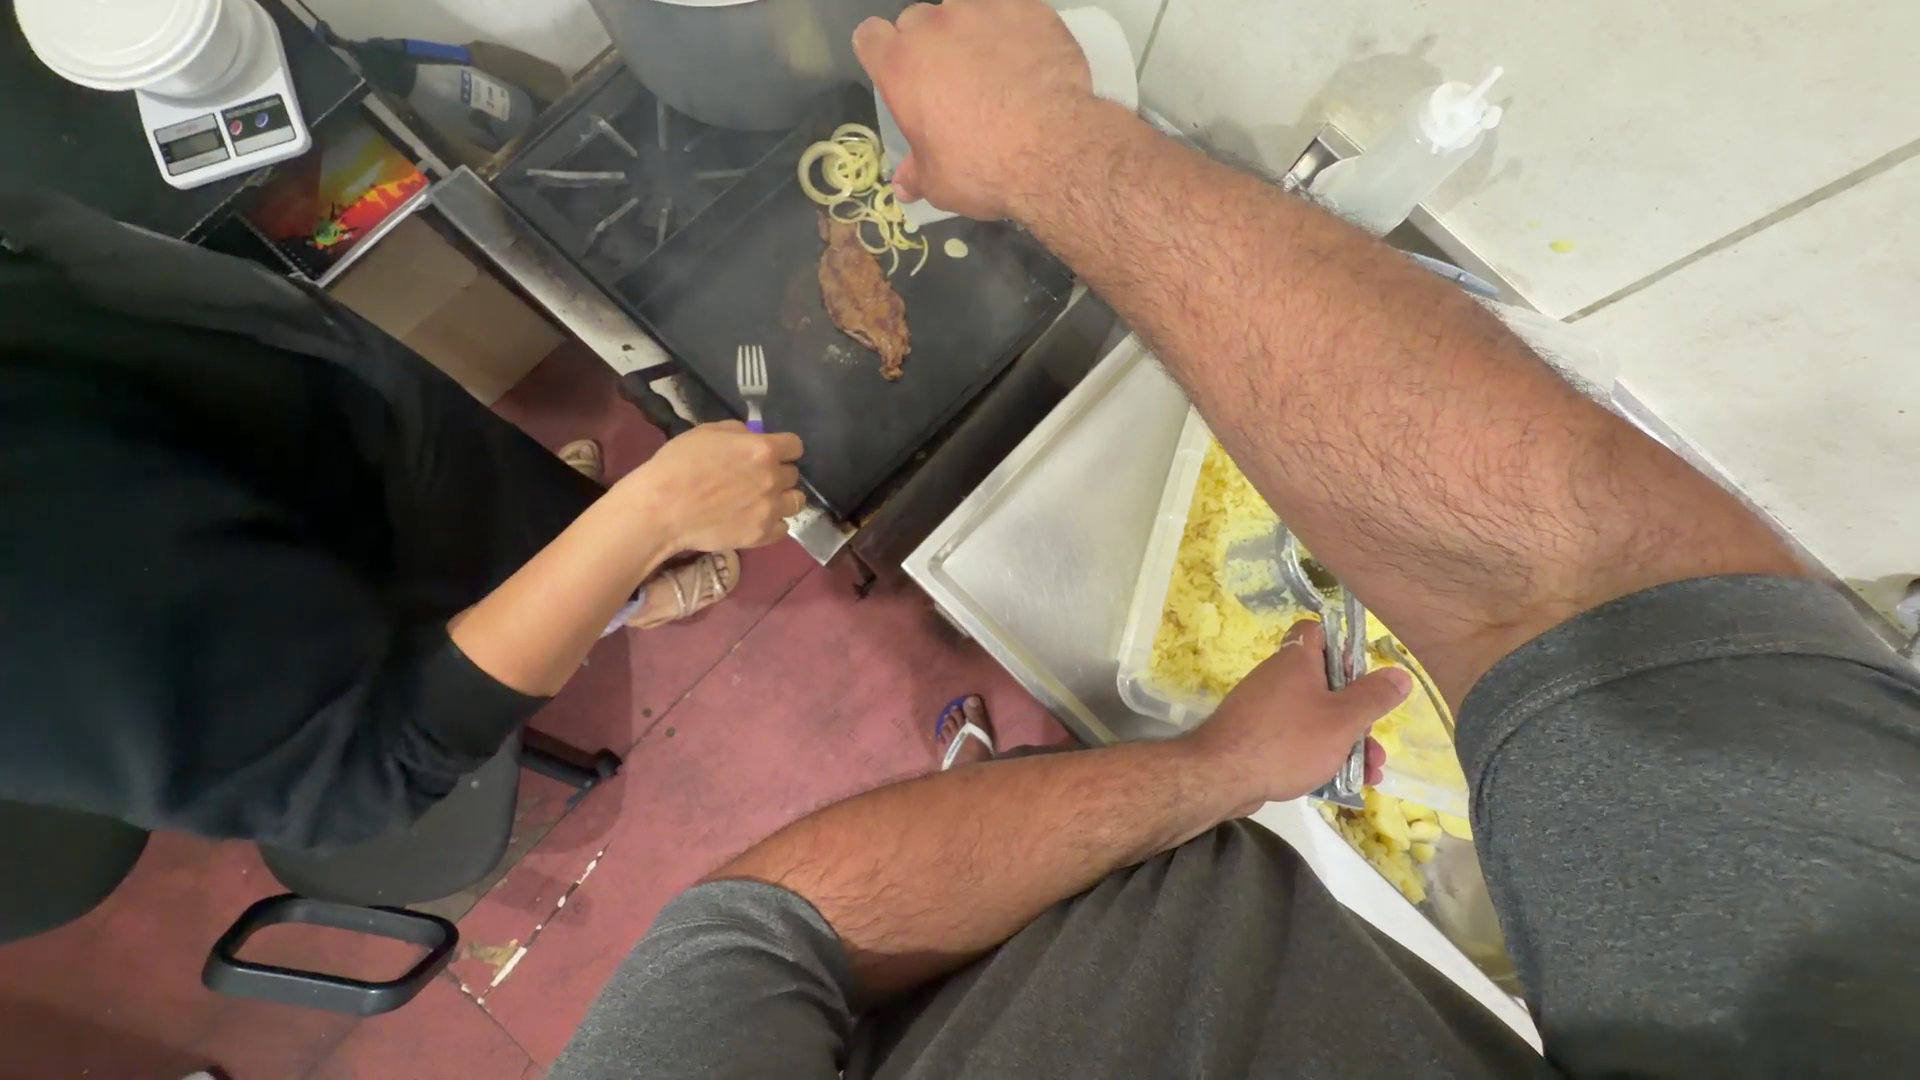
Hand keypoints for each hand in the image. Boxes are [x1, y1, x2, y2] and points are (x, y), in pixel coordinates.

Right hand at [616, 421, 804, 552]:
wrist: (661, 509)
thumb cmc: (678, 465)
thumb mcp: (706, 432)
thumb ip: (738, 432)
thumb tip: (753, 437)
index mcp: (763, 450)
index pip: (795, 446)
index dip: (785, 449)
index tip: (773, 454)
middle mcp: (773, 479)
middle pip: (793, 475)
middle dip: (778, 474)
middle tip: (756, 479)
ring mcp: (770, 509)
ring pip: (795, 502)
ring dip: (781, 499)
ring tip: (761, 502)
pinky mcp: (763, 534)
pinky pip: (783, 528)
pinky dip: (773, 524)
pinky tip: (756, 519)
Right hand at [853, 0, 1094, 218]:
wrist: (1050, 149)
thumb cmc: (981, 169)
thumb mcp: (939, 184)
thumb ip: (917, 175)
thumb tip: (902, 185)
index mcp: (901, 67)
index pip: (869, 38)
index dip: (882, 56)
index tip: (899, 77)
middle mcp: (934, 27)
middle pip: (916, 22)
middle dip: (927, 47)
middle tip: (950, 85)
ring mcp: (981, 9)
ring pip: (962, 9)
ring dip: (969, 34)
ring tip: (991, 70)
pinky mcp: (1025, 8)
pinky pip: (1009, 10)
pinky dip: (1012, 31)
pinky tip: (1025, 61)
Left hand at [1186, 620, 1410, 809]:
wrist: (1222, 775)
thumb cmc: (1287, 740)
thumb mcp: (1341, 719)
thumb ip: (1373, 697)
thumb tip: (1399, 673)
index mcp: (1295, 661)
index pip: (1316, 631)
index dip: (1342, 645)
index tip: (1363, 673)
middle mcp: (1278, 677)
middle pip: (1326, 682)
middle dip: (1357, 713)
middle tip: (1374, 741)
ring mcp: (1265, 707)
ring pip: (1317, 716)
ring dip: (1347, 741)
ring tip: (1371, 773)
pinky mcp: (1259, 735)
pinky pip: (1298, 737)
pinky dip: (1322, 754)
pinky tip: (1344, 782)